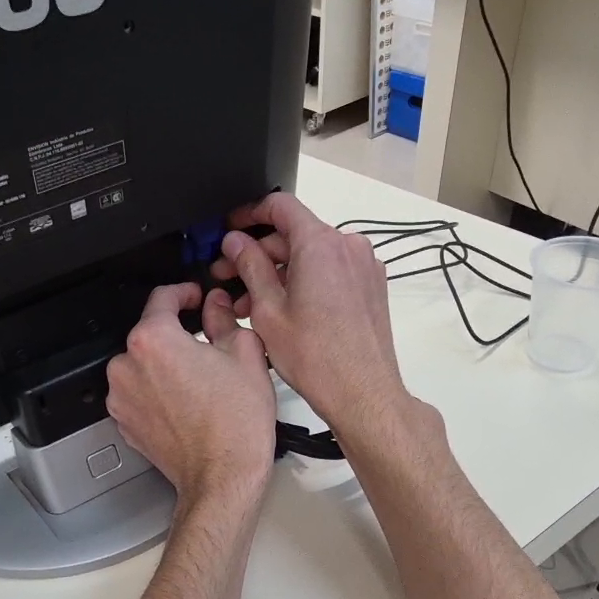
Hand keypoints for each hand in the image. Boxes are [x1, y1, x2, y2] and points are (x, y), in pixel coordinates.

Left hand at [106, 283, 275, 509]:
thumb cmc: (234, 425)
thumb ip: (224, 318)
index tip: (194, 297)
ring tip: (201, 382)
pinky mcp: (125, 423)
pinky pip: (140, 394)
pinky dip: (159, 392)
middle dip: (178, 335)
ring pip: (144, 366)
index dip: (184, 292)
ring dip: (166, 365)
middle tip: (209, 346)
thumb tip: (216, 306)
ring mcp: (122, 398)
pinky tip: (188, 403)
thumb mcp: (244, 353)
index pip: (162, 297)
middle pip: (151, 335)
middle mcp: (127, 366)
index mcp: (152, 340)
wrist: (223, 476)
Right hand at [211, 193, 413, 436]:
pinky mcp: (370, 287)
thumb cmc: (315, 358)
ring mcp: (363, 266)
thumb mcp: (268, 310)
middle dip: (258, 253)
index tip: (229, 228)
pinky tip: (281, 310)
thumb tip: (235, 242)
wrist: (362, 393)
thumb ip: (250, 266)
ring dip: (278, 272)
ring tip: (248, 303)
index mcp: (320, 244)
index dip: (249, 213)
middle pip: (294, 234)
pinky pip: (330, 272)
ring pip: (311, 256)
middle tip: (227, 276)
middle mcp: (347, 247)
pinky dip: (303, 282)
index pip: (280, 206)